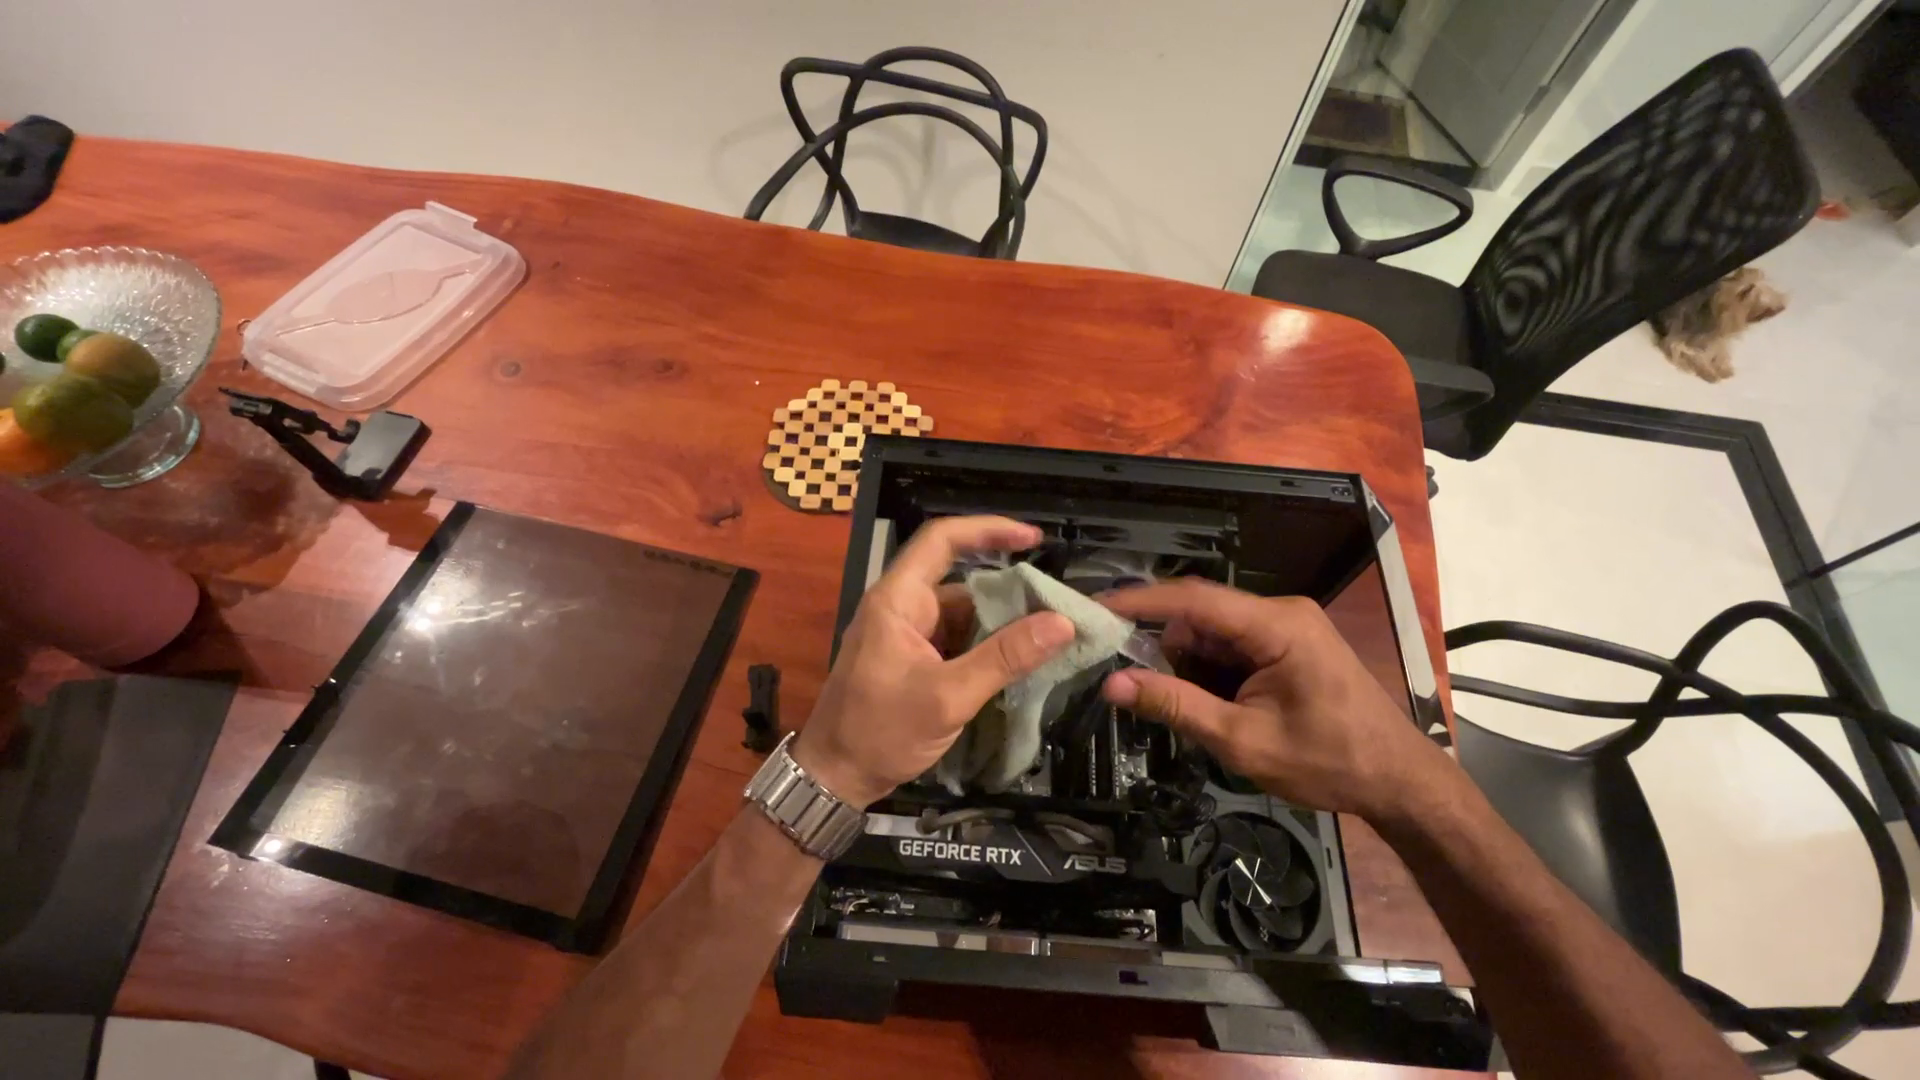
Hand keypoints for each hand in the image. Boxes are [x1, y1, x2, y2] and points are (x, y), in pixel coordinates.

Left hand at [790, 516, 1075, 809]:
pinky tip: (1020, 659)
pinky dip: (987, 646)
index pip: (942, 539)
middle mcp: (902, 607)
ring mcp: (907, 634)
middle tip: (1057, 605)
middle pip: (961, 580)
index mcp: (899, 600)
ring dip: (1002, 622)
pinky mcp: (914, 659)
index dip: (988, 529)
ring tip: (1050, 634)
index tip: (1033, 538)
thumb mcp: (948, 696)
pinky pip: (957, 640)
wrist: (834, 777)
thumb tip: (1061, 623)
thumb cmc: (880, 732)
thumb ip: (1004, 658)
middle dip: (1009, 589)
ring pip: (963, 613)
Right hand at [1099, 580, 1451, 822]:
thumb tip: (1113, 684)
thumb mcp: (1242, 740)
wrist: (1400, 783)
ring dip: (1192, 667)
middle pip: (1200, 617)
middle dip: (1167, 651)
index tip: (1095, 607)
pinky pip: (1234, 646)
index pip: (1193, 599)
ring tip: (1191, 712)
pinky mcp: (1290, 645)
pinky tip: (1216, 707)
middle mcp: (1281, 613)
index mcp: (1276, 625)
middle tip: (1141, 690)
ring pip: (1214, 633)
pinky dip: (1213, 673)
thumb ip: (1176, 706)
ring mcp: (1288, 628)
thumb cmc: (1329, 762)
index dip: (1140, 601)